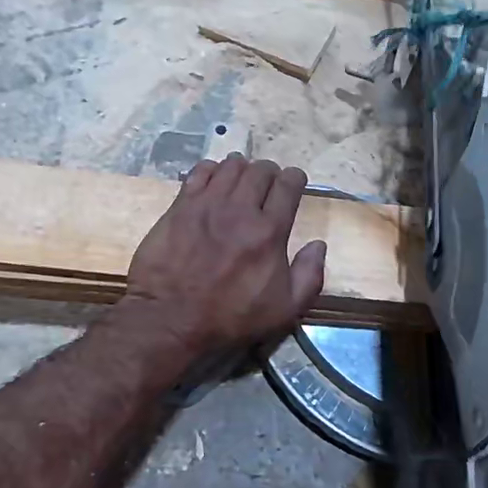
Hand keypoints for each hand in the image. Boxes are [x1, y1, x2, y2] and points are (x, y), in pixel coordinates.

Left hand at [119, 154, 326, 354]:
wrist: (169, 321)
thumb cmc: (230, 319)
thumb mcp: (284, 310)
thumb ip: (310, 276)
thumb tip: (318, 245)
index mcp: (270, 231)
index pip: (288, 184)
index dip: (295, 178)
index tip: (294, 184)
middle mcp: (241, 209)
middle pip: (260, 170)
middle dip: (269, 173)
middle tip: (267, 184)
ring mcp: (207, 205)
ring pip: (231, 166)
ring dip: (242, 169)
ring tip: (241, 180)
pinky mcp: (180, 207)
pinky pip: (200, 172)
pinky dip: (212, 170)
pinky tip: (213, 182)